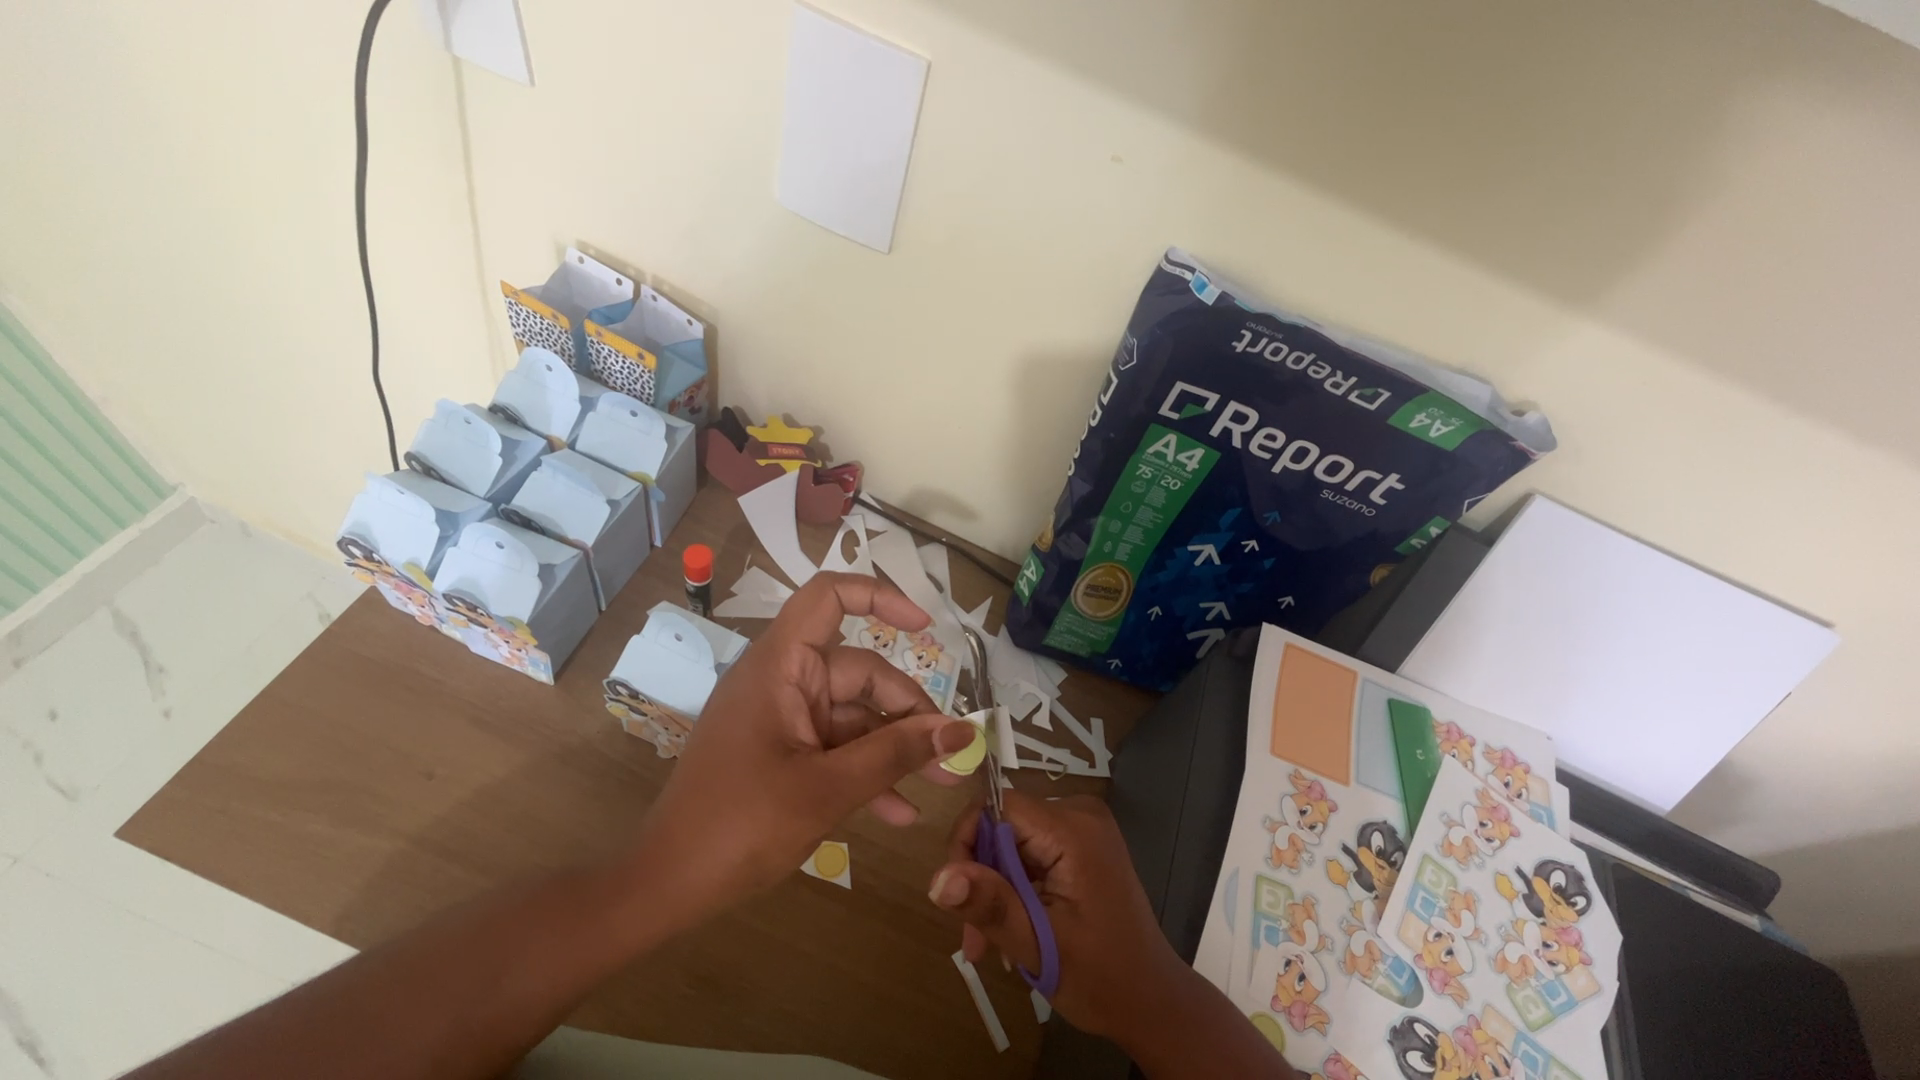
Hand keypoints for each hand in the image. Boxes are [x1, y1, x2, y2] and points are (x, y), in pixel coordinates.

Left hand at [631, 573, 978, 926]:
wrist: (668, 886)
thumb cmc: (740, 825)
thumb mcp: (828, 789)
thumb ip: (897, 754)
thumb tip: (963, 730)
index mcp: (780, 666)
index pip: (828, 598)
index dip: (879, 597)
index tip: (925, 627)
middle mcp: (782, 682)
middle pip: (861, 672)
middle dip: (909, 712)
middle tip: (952, 756)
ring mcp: (782, 719)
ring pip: (855, 716)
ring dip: (896, 750)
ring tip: (942, 785)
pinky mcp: (782, 754)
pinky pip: (836, 749)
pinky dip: (867, 773)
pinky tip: (900, 813)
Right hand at [926, 793, 1191, 1040]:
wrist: (1152, 1000)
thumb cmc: (1101, 977)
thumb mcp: (1038, 944)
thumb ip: (990, 905)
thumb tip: (938, 879)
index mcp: (1073, 830)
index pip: (996, 807)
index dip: (968, 843)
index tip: (959, 895)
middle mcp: (1080, 815)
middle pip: (1002, 825)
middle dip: (982, 878)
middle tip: (975, 937)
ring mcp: (1084, 829)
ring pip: (1012, 842)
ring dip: (996, 889)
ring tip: (991, 944)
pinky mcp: (1082, 846)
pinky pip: (1031, 851)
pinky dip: (1016, 888)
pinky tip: (1015, 929)